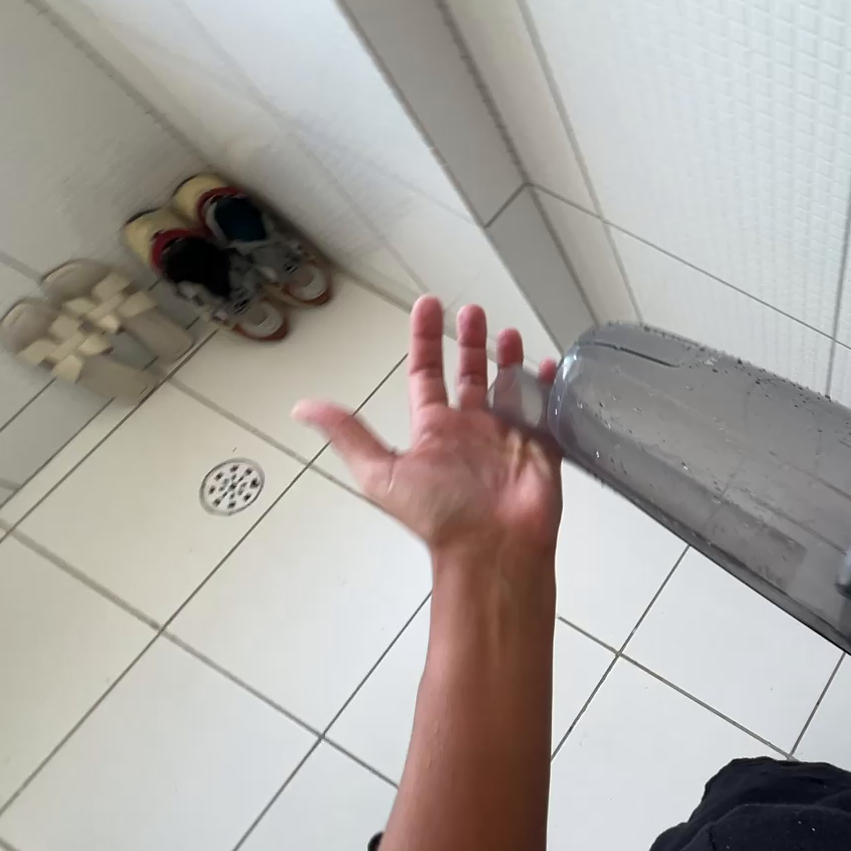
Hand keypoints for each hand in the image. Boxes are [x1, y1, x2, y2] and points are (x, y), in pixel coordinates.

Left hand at [294, 296, 561, 558]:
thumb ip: (351, 436)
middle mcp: (472, 426)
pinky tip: (549, 366)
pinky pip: (546, 408)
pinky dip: (549, 386)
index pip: (428, 373)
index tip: (429, 305)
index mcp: (436, 429)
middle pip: (470, 374)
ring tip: (510, 331)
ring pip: (508, 386)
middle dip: (470, 341)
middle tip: (473, 311)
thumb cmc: (441, 512)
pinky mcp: (541, 444)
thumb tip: (301, 407)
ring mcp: (508, 434)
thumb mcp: (383, 474)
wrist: (494, 544)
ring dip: (508, 358)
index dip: (426, 339)